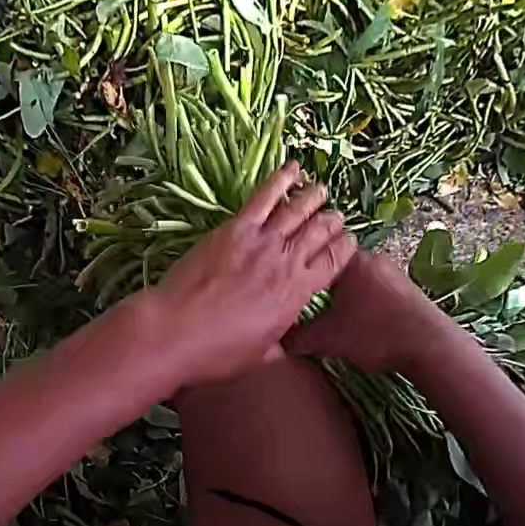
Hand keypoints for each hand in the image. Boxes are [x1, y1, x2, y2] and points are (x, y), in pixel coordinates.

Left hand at [129, 162, 356, 388]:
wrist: (176, 331)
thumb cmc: (216, 351)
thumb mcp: (257, 356)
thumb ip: (275, 346)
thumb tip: (280, 349)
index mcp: (297, 293)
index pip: (333, 262)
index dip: (344, 248)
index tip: (348, 242)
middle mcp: (286, 262)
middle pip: (319, 231)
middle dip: (331, 222)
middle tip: (334, 216)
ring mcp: (260, 242)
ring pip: (297, 210)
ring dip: (312, 197)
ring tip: (320, 190)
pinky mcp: (234, 229)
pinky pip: (264, 197)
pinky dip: (280, 180)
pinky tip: (291, 169)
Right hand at [284, 249, 462, 375]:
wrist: (430, 345)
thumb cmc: (375, 334)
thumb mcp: (327, 339)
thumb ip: (297, 337)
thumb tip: (275, 339)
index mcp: (350, 262)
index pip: (315, 252)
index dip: (298, 268)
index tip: (287, 284)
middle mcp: (372, 259)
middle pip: (335, 264)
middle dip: (319, 281)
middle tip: (303, 302)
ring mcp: (391, 272)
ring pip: (356, 277)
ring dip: (341, 292)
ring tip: (328, 313)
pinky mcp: (404, 288)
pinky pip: (372, 288)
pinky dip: (360, 300)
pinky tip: (356, 319)